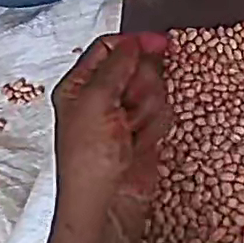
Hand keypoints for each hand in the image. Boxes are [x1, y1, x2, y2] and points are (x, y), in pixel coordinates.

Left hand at [51, 33, 170, 242]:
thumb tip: (134, 42)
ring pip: (155, 90)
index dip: (135, 44)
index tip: (160, 43)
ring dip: (148, 110)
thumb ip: (116, 68)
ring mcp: (126, 113)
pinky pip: (162, 113)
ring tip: (132, 132)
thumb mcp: (95, 103)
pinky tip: (142, 143)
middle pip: (139, 68)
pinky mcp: (146, 130)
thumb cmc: (90, 156)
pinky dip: (156, 126)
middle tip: (130, 106)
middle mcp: (104, 95)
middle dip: (142, 86)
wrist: (109, 200)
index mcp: (81, 84)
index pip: (110, 48)